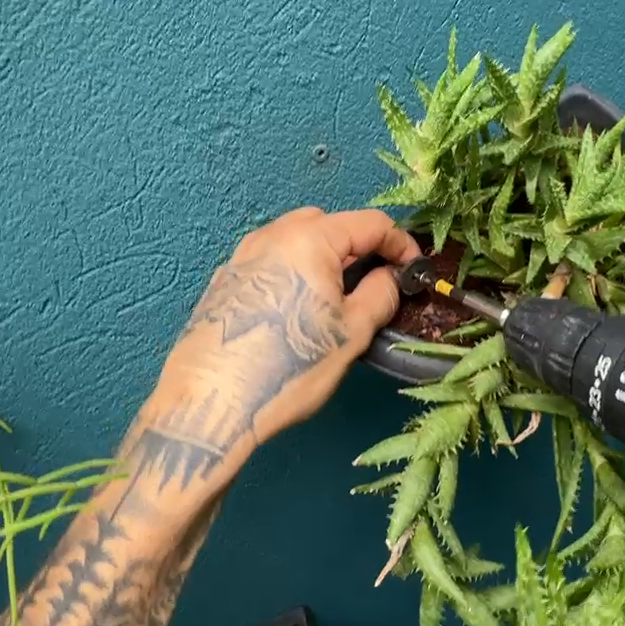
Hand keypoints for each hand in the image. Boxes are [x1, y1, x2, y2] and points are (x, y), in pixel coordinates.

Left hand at [153, 208, 418, 452]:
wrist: (211, 402)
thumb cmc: (290, 366)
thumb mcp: (351, 332)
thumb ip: (381, 294)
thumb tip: (391, 277)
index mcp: (310, 239)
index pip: (370, 223)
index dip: (400, 243)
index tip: (413, 270)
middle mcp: (274, 235)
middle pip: (331, 224)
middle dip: (360, 246)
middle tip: (376, 281)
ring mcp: (244, 255)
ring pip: (298, 240)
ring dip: (326, 257)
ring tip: (338, 297)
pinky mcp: (225, 279)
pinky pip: (272, 260)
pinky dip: (296, 272)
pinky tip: (298, 310)